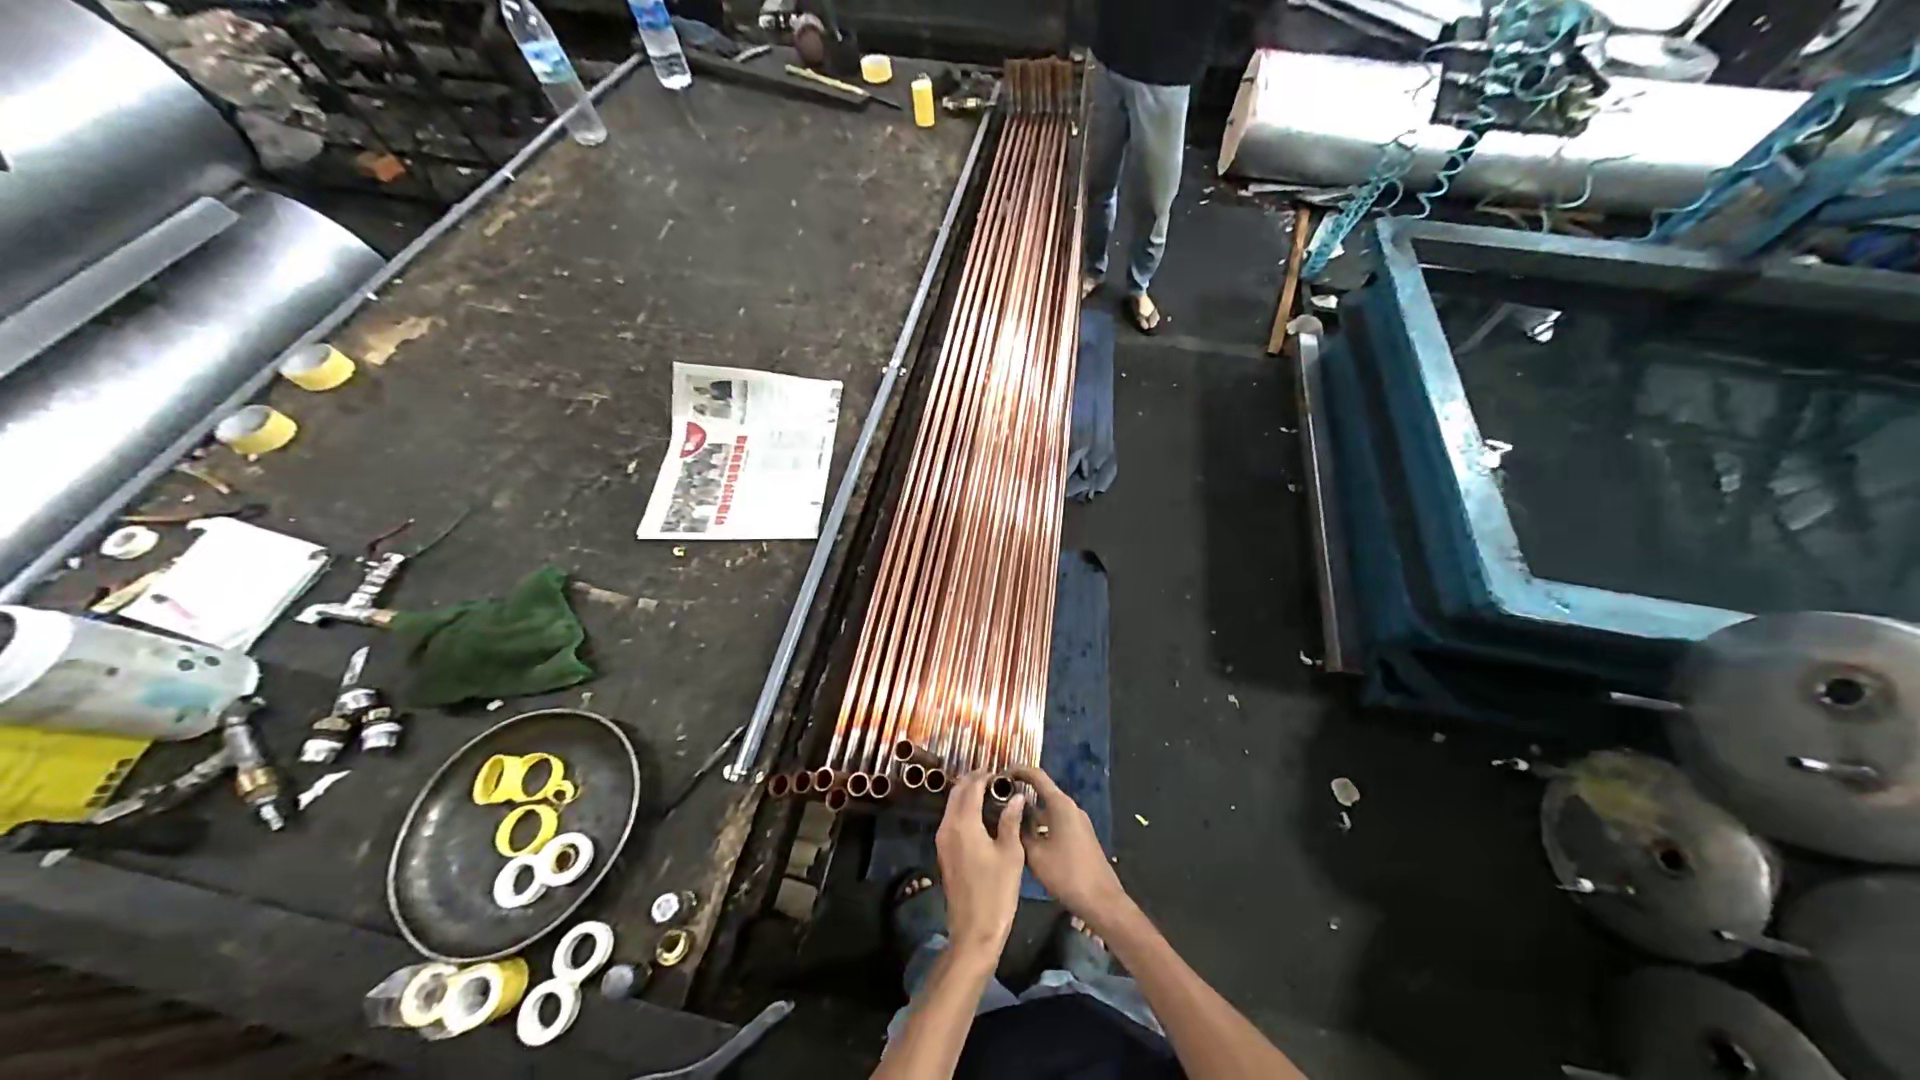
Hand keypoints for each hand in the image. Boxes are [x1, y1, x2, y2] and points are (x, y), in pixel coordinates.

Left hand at [936, 772, 1026, 952]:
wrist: (974, 930)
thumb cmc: (997, 891)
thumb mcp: (1010, 854)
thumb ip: (1010, 821)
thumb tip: (1016, 797)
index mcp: (963, 823)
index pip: (971, 788)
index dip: (984, 776)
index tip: (999, 773)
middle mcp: (947, 827)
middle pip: (957, 793)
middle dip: (973, 781)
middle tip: (993, 778)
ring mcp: (942, 840)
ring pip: (952, 805)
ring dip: (967, 794)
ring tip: (989, 792)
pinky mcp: (943, 852)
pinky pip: (951, 819)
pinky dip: (963, 809)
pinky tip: (980, 814)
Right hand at [1013, 766, 1131, 928]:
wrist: (1101, 900)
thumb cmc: (1066, 874)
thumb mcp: (1035, 854)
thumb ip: (1020, 831)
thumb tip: (1009, 816)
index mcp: (1060, 805)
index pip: (1036, 775)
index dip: (1017, 771)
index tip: (998, 776)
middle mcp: (1070, 808)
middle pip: (1042, 792)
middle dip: (1019, 795)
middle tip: (996, 802)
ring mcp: (1077, 822)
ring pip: (1047, 810)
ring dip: (1029, 813)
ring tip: (1006, 821)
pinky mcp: (1079, 836)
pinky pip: (1055, 822)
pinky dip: (1039, 825)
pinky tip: (1024, 839)